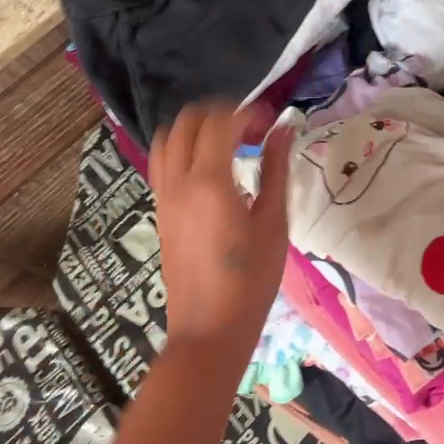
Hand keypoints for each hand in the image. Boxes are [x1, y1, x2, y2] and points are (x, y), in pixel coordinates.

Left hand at [149, 102, 293, 351]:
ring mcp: (164, 197)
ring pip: (166, 139)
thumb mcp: (274, 223)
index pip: (220, 122)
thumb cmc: (250, 280)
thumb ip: (276, 170)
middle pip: (187, 122)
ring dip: (195, 129)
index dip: (247, 112)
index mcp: (209, 182)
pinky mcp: (160, 212)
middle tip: (251, 129)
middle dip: (220, 113)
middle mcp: (178, 182)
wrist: (209, 330)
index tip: (271, 121)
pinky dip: (181, 150)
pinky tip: (210, 168)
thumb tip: (283, 130)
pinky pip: (161, 164)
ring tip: (227, 142)